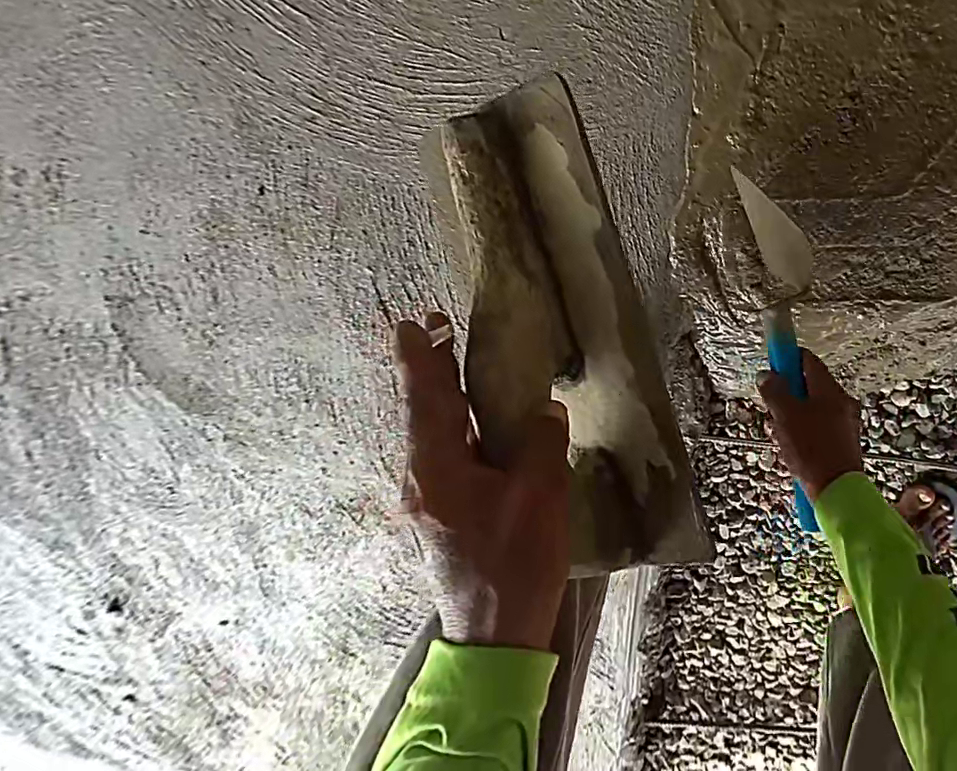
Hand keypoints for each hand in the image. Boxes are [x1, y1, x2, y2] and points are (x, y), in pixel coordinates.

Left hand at [393, 311, 569, 649]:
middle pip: (424, 412)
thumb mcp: (539, 495)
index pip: (428, 402)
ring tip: (450, 360)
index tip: (413, 325)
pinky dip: (453, 421)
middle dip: (428, 369)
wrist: (495, 631)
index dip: (422, 361)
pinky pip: (445, 451)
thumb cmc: (515, 560)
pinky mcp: (445, 511)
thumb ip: (540, 444)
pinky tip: (471, 417)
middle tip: (432, 327)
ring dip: (441, 393)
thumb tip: (543, 411)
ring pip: (432, 432)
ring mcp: (431, 498)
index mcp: (439, 470)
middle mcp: (423, 479)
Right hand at [758, 349, 864, 499]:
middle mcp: (841, 401)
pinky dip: (803, 430)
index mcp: (829, 389)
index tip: (772, 367)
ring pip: (812, 407)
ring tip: (780, 433)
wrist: (837, 491)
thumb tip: (766, 374)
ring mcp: (844, 422)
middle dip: (787, 393)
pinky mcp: (843, 442)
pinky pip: (818, 426)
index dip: (788, 359)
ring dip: (793, 415)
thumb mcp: (785, 416)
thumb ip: (774, 391)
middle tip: (773, 408)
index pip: (808, 360)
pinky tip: (792, 447)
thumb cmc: (812, 449)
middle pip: (810, 385)